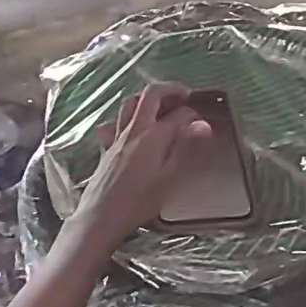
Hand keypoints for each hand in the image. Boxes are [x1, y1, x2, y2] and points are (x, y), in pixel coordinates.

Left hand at [70, 84, 212, 246]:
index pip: (180, 114)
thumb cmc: (139, 201)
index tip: (204, 124)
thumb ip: (186, 147)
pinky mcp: (106, 147)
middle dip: (170, 90)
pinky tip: (130, 128)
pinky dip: (126, 118)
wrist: (101, 216)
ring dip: (148, 99)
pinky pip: (115, 122)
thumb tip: (203, 125)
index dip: (195, 115)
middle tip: (185, 96)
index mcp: (153, 135)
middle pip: (151, 95)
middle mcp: (134, 129)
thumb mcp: (170, 177)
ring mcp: (117, 136)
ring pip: (131, 103)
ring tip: (162, 105)